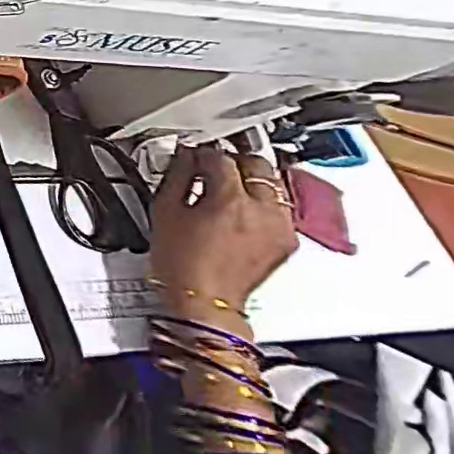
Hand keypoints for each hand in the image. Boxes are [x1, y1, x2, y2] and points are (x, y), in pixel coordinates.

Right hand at [149, 144, 297, 318]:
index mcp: (231, 201)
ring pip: (274, 182)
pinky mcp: (287, 241)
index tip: (192, 156)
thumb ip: (178, 173)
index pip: (221, 157)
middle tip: (213, 165)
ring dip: (251, 178)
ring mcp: (279, 227)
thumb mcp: (165, 209)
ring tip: (230, 185)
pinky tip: (243, 206)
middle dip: (232, 160)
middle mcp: (262, 212)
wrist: (203, 301)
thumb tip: (186, 155)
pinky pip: (280, 206)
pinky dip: (263, 200)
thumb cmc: (181, 263)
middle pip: (256, 163)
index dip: (202, 152)